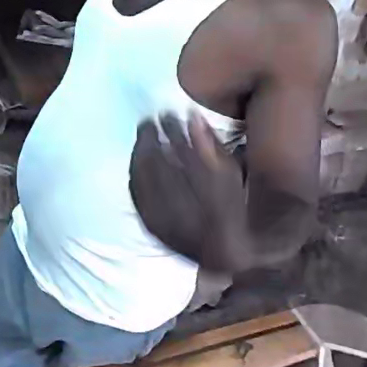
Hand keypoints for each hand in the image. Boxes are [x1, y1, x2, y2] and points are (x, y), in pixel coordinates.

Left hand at [130, 116, 246, 264]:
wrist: (222, 253)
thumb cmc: (231, 207)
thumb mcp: (231, 175)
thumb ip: (213, 146)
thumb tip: (192, 117)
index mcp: (212, 197)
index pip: (185, 154)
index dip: (173, 130)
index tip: (168, 113)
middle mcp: (188, 211)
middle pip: (159, 166)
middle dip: (152, 138)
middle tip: (149, 120)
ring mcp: (167, 222)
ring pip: (145, 180)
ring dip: (140, 153)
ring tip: (143, 135)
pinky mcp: (154, 228)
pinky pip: (137, 196)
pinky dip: (135, 174)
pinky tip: (136, 160)